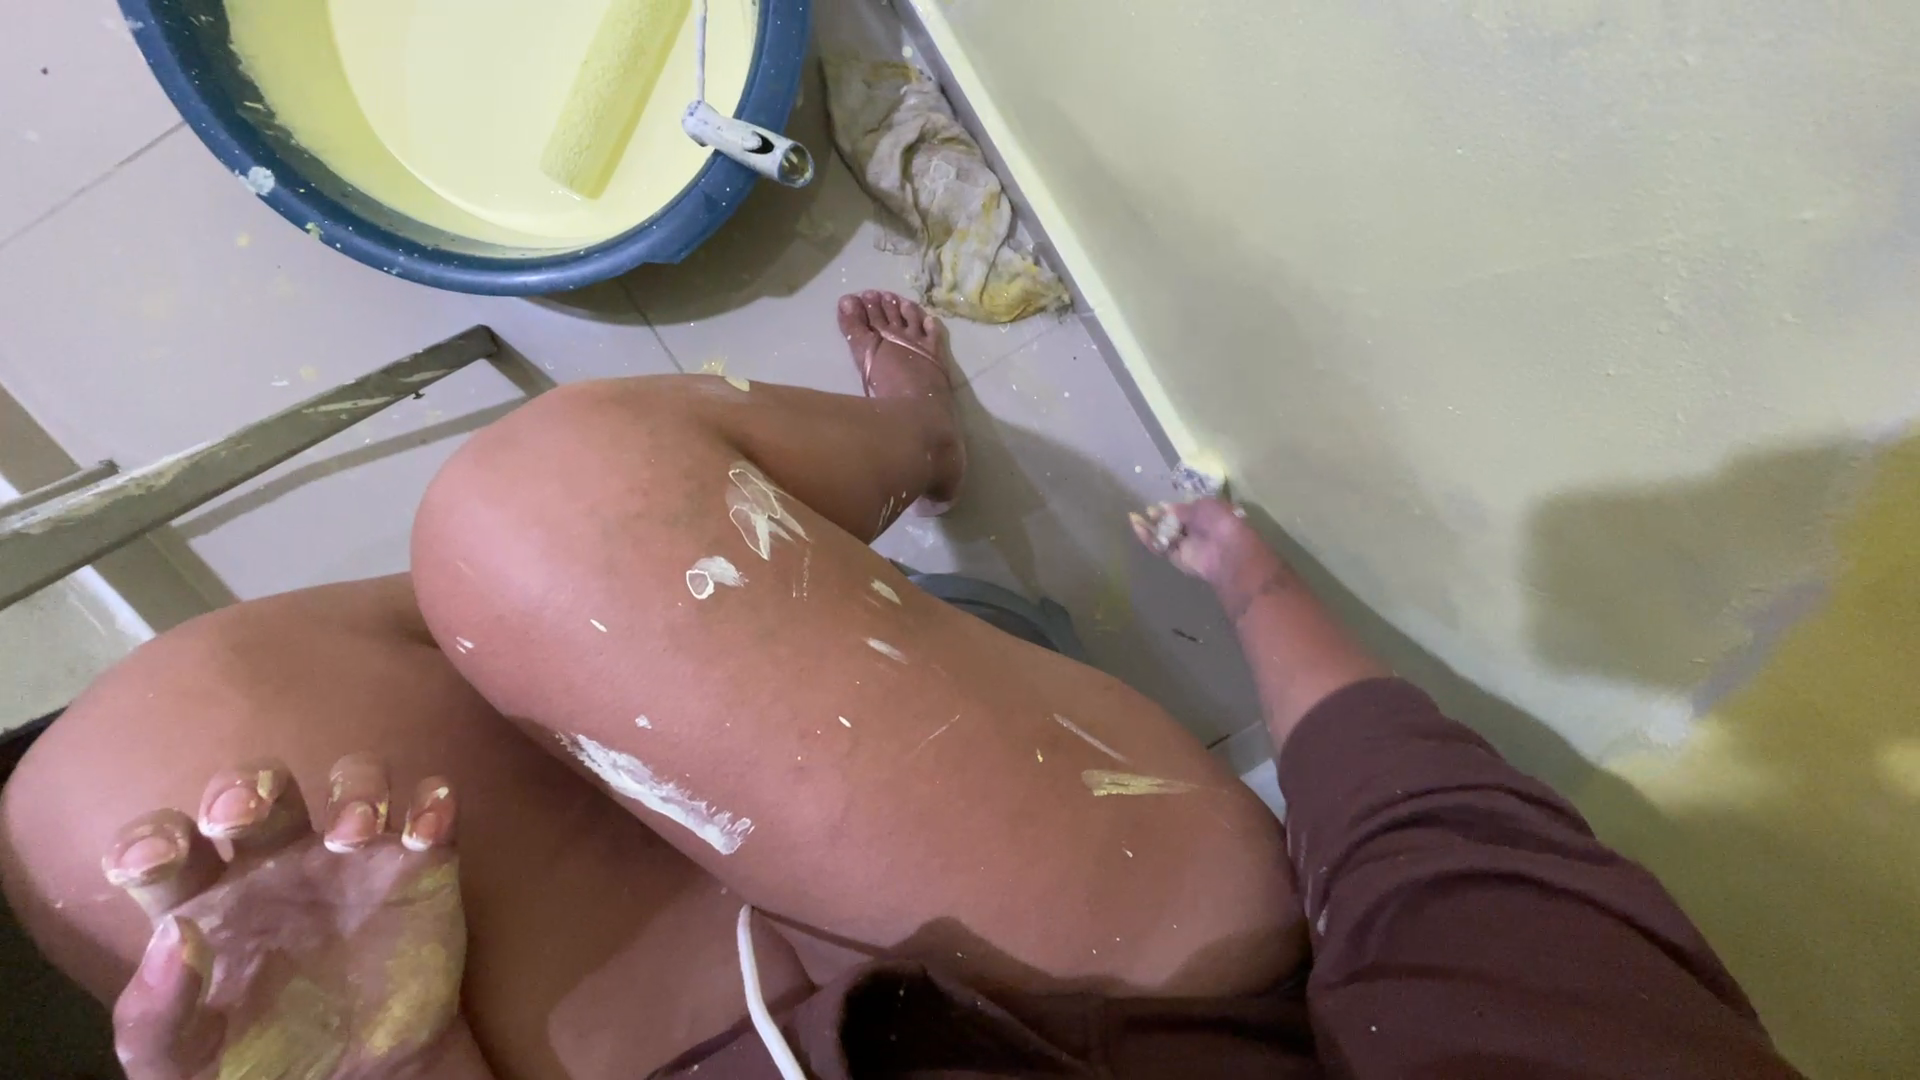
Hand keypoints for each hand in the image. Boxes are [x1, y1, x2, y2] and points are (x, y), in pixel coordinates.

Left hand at [102, 754, 467, 1079]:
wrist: (364, 1075)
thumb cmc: (262, 1062)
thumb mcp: (183, 1062)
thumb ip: (156, 1013)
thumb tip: (172, 934)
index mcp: (210, 899)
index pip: (169, 842)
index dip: (154, 835)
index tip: (159, 858)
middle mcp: (282, 861)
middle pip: (264, 786)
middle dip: (251, 783)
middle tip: (250, 812)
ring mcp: (359, 855)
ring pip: (358, 777)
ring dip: (356, 787)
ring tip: (354, 833)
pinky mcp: (424, 860)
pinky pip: (435, 806)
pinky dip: (435, 804)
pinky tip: (424, 835)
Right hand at [1130, 497, 1291, 616]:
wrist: (1226, 552)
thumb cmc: (1220, 522)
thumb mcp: (1203, 506)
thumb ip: (1182, 508)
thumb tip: (1166, 508)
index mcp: (1208, 515)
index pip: (1187, 510)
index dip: (1173, 507)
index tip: (1160, 504)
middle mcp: (1197, 530)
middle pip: (1173, 523)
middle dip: (1160, 516)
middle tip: (1148, 511)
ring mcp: (1186, 544)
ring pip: (1164, 535)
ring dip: (1150, 526)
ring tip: (1134, 517)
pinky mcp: (1176, 558)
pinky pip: (1160, 547)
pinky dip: (1147, 538)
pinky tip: (1136, 526)